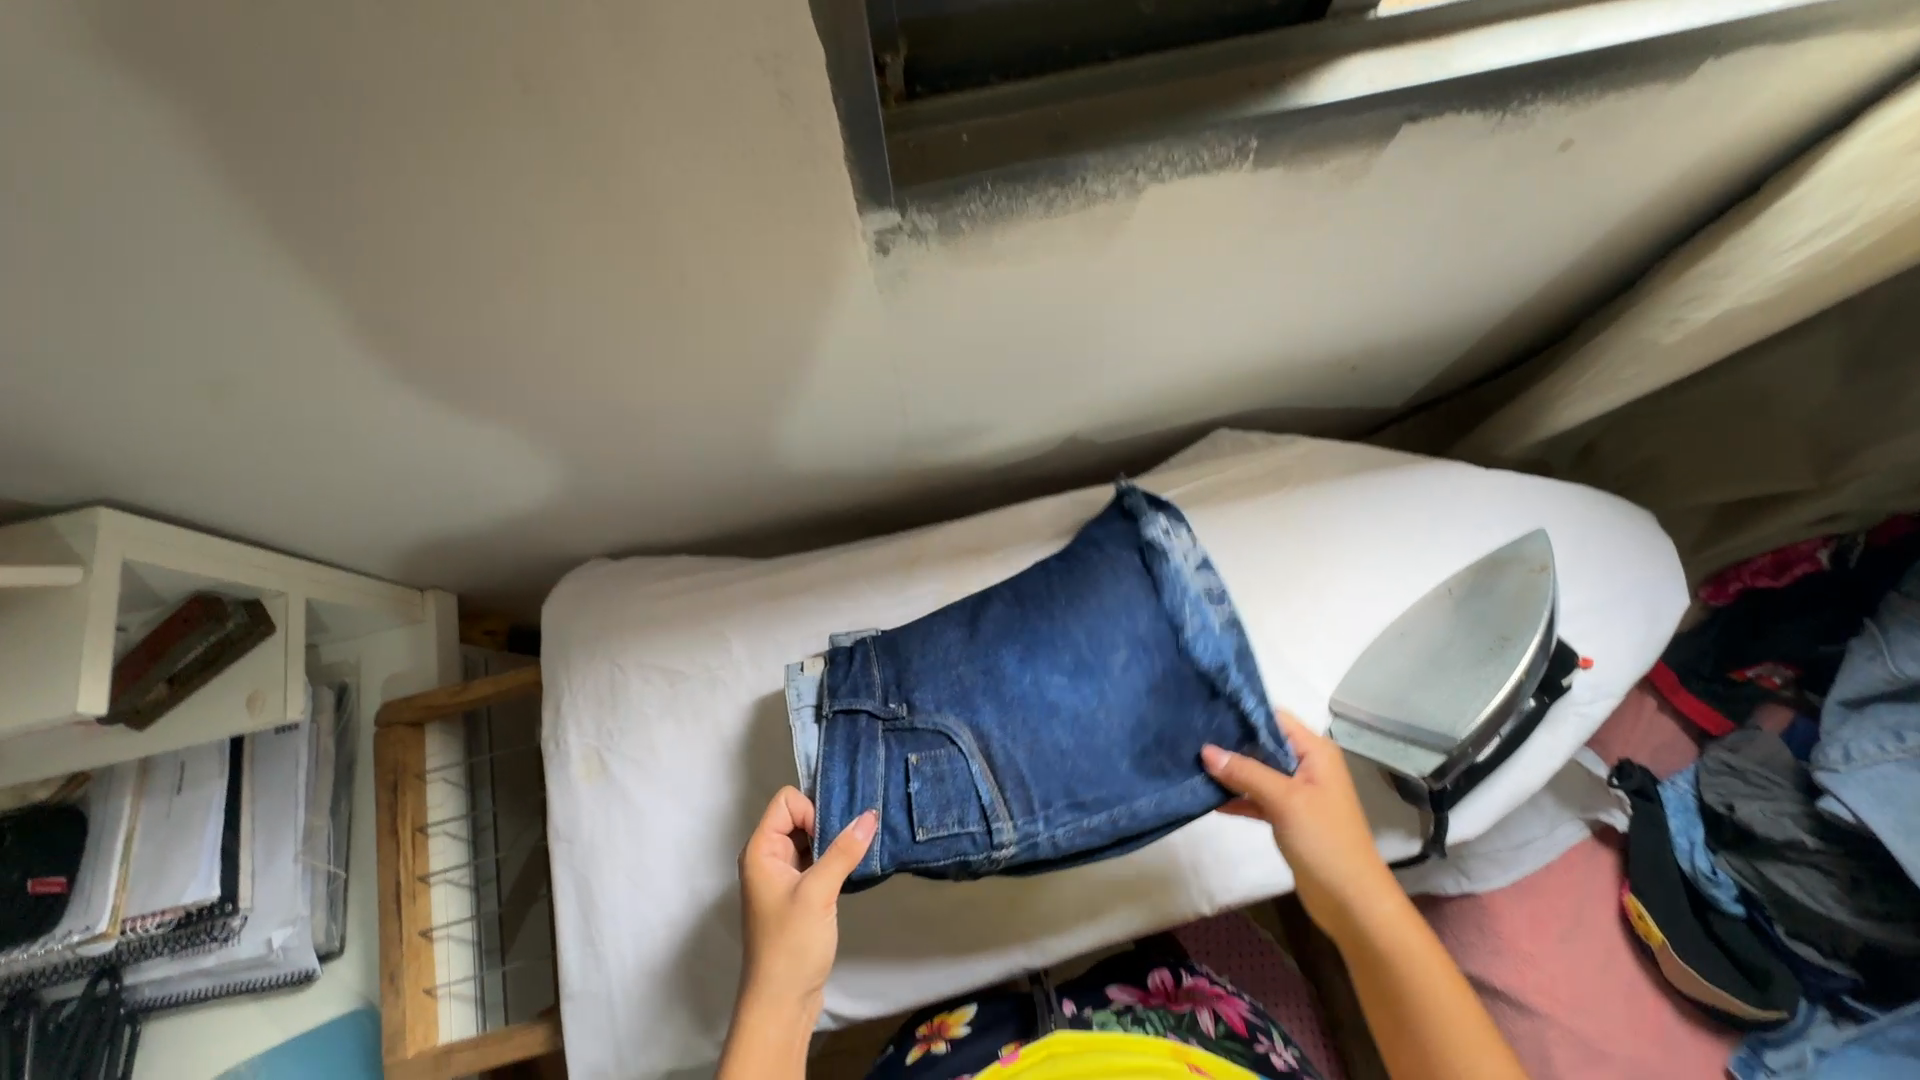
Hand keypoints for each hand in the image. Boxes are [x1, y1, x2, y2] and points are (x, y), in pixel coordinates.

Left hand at [735, 787, 876, 1021]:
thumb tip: (870, 814)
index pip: (786, 801)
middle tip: (855, 837)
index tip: (829, 838)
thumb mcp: (819, 893)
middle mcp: (768, 857)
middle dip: (828, 821)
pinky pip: (817, 859)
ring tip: (860, 849)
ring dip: (834, 840)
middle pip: (800, 815)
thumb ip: (844, 851)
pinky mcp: (800, 892)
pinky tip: (854, 866)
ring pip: (811, 837)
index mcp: (760, 850)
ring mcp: (784, 875)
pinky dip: (835, 858)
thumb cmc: (791, 944)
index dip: (811, 810)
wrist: (781, 1001)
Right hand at [1201, 713, 1399, 942]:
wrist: (1350, 899)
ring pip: (1257, 771)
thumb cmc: (1324, 839)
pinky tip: (1209, 799)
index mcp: (1315, 751)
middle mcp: (1307, 765)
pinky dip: (1237, 797)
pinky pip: (1257, 797)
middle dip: (1230, 743)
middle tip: (1190, 737)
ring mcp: (1297, 792)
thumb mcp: (1284, 800)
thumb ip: (1245, 772)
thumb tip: (1205, 750)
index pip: (1274, 718)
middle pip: (1263, 743)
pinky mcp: (1288, 816)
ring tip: (1192, 763)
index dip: (1243, 713)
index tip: (1205, 711)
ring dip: (1231, 771)